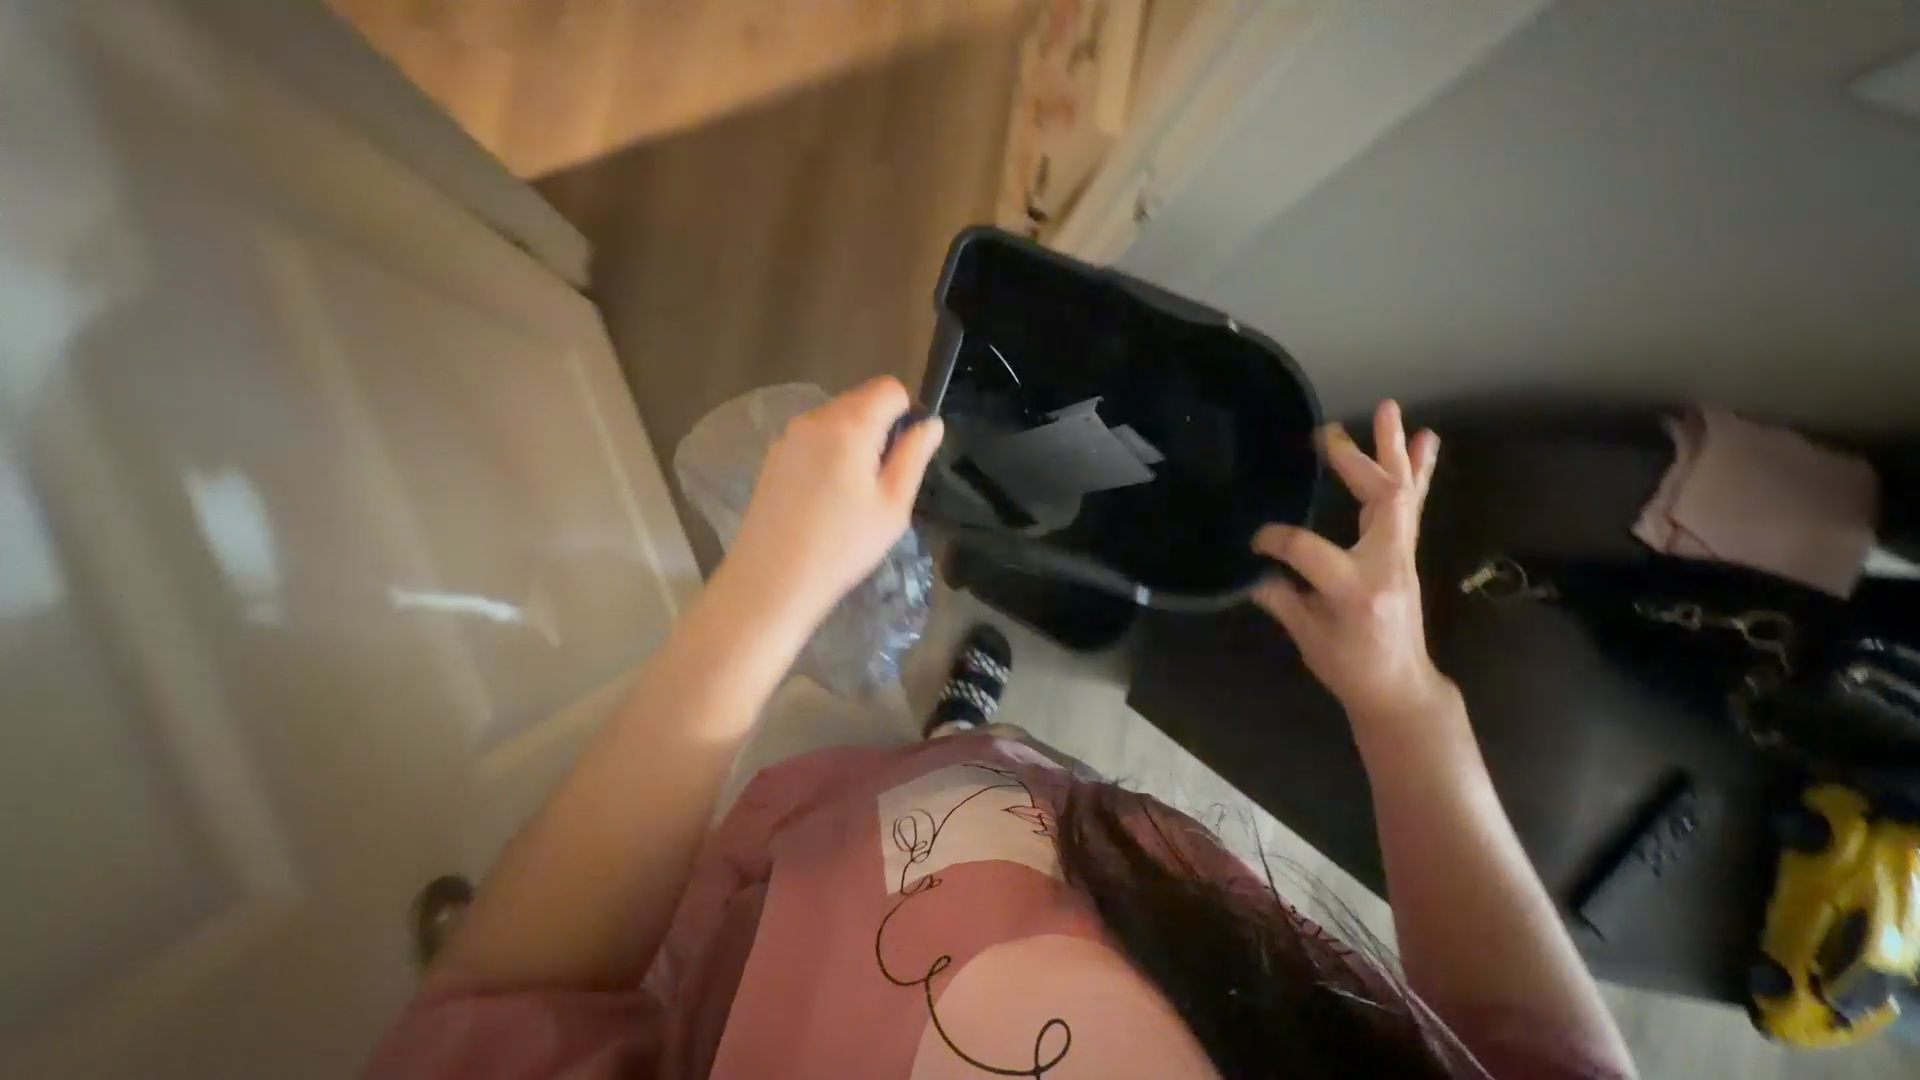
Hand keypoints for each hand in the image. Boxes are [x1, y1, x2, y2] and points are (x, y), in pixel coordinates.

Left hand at [718, 376, 943, 624]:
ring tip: (853, 494)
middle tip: (883, 480)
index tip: (907, 451)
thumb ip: (914, 456)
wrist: (772, 580)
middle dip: (880, 427)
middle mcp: (815, 419)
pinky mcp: (773, 458)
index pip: (889, 388)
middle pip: (860, 400)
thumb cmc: (843, 546)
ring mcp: (788, 437)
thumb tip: (930, 424)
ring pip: (835, 419)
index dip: (906, 411)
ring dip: (854, 441)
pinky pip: (813, 439)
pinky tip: (826, 498)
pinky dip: (829, 454)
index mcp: (849, 425)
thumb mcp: (893, 505)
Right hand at [1250, 401, 1450, 722]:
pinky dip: (1417, 470)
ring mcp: (1401, 556)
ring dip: (1392, 449)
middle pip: (1382, 500)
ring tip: (1388, 409)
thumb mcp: (1309, 638)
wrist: (1399, 686)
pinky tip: (1424, 439)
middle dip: (1355, 462)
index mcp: (1355, 589)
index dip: (1277, 540)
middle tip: (1328, 432)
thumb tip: (1254, 571)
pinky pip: (1413, 504)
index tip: (1255, 540)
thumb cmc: (1351, 668)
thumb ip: (1282, 600)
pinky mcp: (1404, 552)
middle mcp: (1386, 564)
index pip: (1309, 550)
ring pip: (1402, 493)